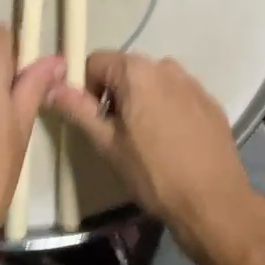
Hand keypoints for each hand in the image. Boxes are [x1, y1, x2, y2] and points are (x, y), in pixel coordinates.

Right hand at [48, 52, 253, 230]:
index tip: (93, 120)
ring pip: (153, 83)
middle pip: (126, 70)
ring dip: (143, 101)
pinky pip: (178, 95)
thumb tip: (50, 86)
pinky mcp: (210, 101)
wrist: (214, 202)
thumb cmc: (154, 174)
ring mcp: (192, 82)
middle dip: (116, 95)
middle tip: (118, 135)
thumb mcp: (108, 145)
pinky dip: (168, 110)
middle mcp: (165, 66)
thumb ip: (78, 109)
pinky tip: (173, 143)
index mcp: (136, 71)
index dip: (86, 88)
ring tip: (147, 142)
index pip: (95, 62)